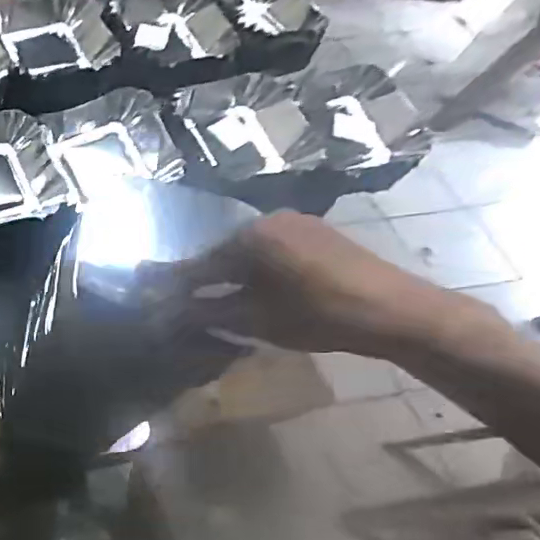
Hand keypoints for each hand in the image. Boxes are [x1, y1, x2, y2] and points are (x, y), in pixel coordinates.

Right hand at [168, 211, 511, 358]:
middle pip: (219, 255)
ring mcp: (295, 223)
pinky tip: (250, 293)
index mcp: (250, 237)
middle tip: (179, 305)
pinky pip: (268, 252)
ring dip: (226, 277)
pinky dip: (252, 272)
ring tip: (212, 303)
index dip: (170, 284)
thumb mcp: (254, 320)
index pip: (197, 264)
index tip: (145, 292)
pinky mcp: (314, 233)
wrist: (394, 310)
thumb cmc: (319, 316)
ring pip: (244, 254)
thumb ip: (205, 311)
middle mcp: (268, 219)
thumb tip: (165, 311)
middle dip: (198, 281)